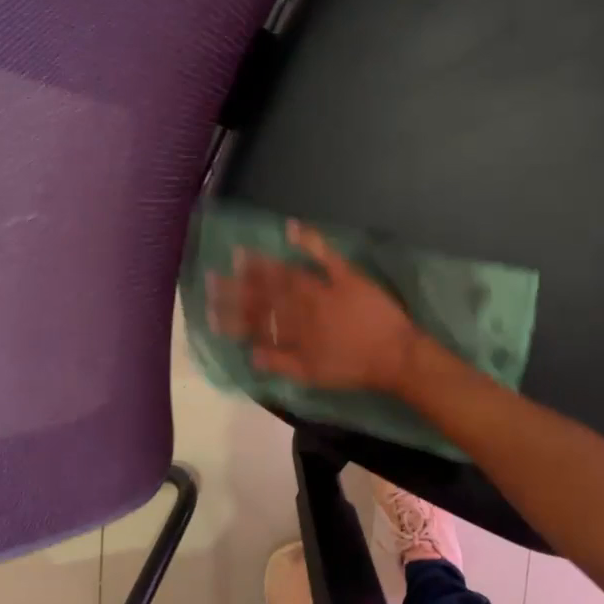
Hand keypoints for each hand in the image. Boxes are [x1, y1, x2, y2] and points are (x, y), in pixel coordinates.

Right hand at [206, 220, 419, 391]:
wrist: (395, 357)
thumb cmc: (354, 369)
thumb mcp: (312, 375)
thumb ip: (280, 363)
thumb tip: (250, 353)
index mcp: (294, 334)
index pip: (255, 323)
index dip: (230, 316)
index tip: (209, 308)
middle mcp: (303, 309)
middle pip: (264, 297)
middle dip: (235, 288)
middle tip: (212, 276)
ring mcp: (323, 290)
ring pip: (286, 275)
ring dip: (261, 265)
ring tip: (240, 254)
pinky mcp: (346, 276)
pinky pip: (324, 255)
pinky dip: (308, 240)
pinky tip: (291, 228)